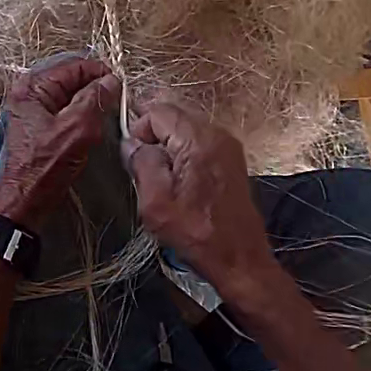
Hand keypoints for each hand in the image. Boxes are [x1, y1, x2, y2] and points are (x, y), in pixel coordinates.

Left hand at [0, 57, 119, 228]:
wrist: (26, 199)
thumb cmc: (44, 167)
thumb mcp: (77, 128)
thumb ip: (95, 99)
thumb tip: (111, 81)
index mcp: (33, 87)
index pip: (75, 65)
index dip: (101, 73)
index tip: (121, 87)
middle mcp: (30, 93)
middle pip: (73, 79)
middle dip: (96, 89)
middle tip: (116, 104)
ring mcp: (34, 109)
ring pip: (72, 96)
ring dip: (90, 104)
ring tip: (106, 117)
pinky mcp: (40, 125)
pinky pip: (67, 111)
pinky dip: (82, 115)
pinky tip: (93, 128)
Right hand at [121, 98, 277, 292]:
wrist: (239, 260)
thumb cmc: (195, 233)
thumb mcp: (155, 202)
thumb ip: (141, 163)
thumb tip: (131, 143)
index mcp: (198, 141)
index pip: (158, 111)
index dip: (138, 129)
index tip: (132, 156)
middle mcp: (217, 135)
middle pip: (173, 117)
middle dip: (152, 137)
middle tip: (143, 169)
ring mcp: (228, 147)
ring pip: (184, 129)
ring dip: (166, 147)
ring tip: (160, 179)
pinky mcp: (231, 160)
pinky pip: (198, 143)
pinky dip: (182, 154)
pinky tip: (178, 182)